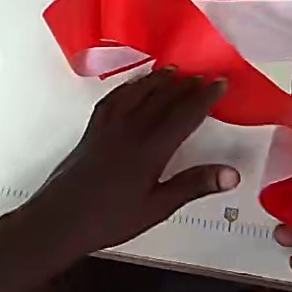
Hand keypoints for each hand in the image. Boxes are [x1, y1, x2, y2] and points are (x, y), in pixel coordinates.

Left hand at [11, 69, 238, 262]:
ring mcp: (108, 127)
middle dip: (185, 85)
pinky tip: (132, 87)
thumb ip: (193, 185)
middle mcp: (130, 130)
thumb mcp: (157, 207)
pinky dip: (127, 88)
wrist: (59, 220)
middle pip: (162, 99)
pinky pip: (112, 100)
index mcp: (151, 149)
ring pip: (137, 94)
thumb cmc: (110, 219)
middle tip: (202, 75)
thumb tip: (232, 174)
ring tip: (172, 71)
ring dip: (156, 80)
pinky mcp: (92, 130)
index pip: (185, 115)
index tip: (220, 83)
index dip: (204, 98)